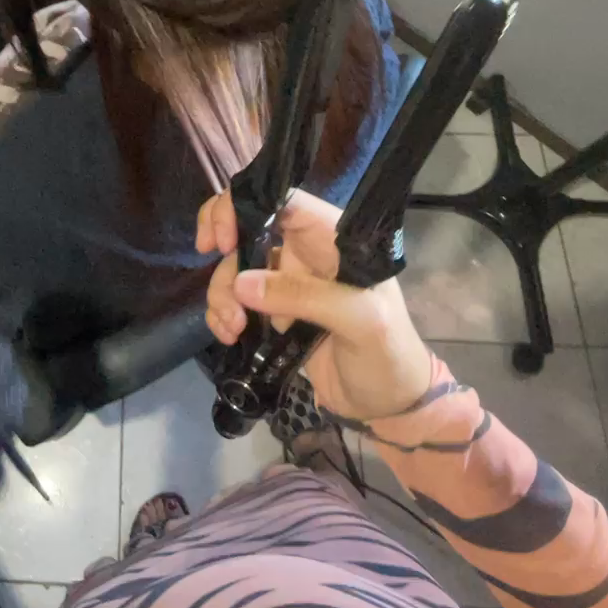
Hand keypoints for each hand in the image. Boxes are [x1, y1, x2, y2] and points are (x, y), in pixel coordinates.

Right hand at [198, 189, 433, 421]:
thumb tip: (243, 284)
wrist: (388, 406)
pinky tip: (228, 334)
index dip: (240, 207)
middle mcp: (304, 250)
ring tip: (232, 328)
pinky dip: (221, 312)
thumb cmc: (388, 356)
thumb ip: (304, 296)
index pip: (280, 200)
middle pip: (245, 233)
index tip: (220, 242)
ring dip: (222, 295)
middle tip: (226, 299)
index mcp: (331, 237)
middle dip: (226, 265)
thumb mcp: (360, 321)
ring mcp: (286, 280)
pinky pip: (235, 298)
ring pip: (235, 269)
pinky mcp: (272, 310)